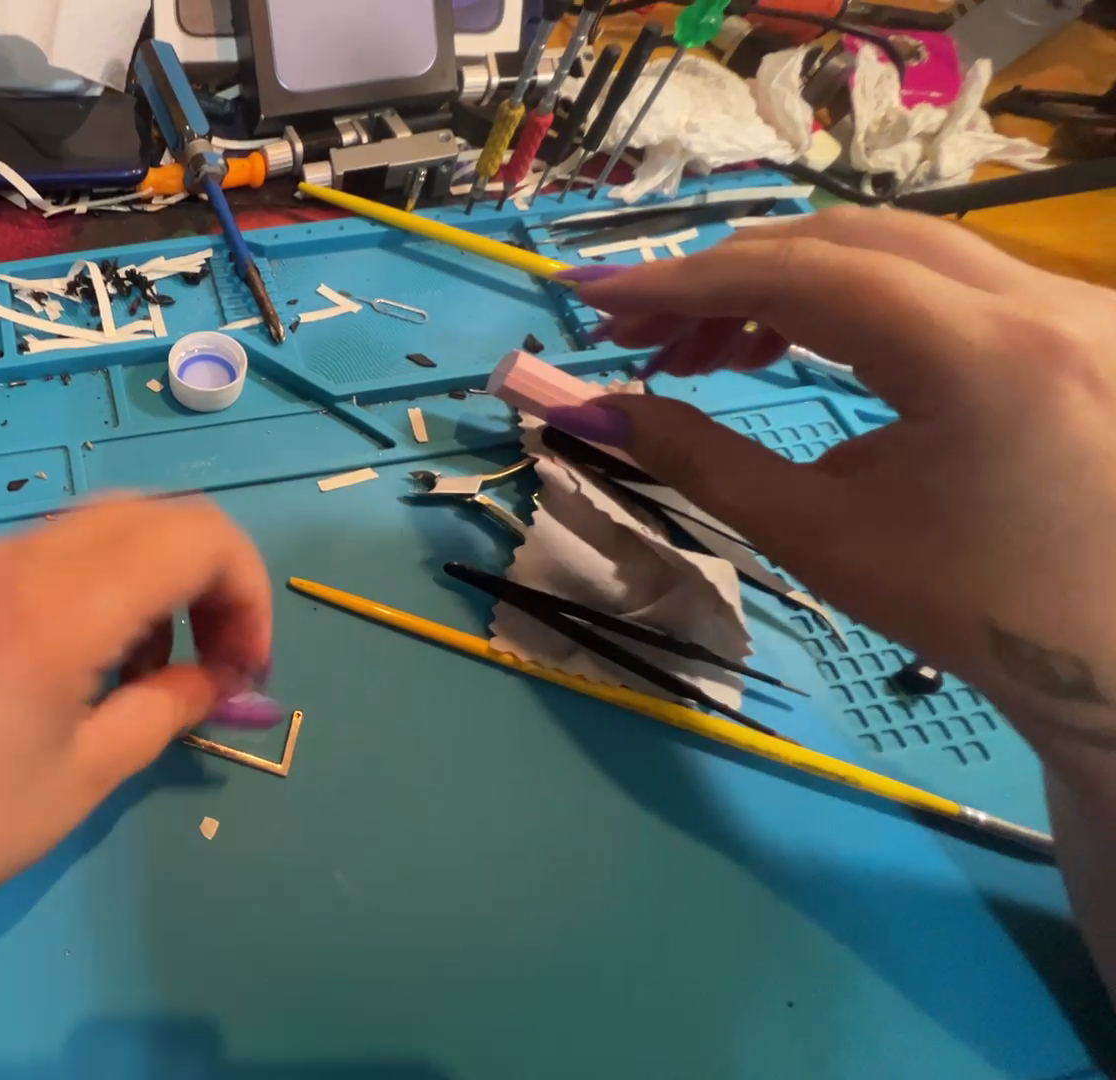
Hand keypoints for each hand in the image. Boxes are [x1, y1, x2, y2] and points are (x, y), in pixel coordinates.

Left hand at [0, 495, 273, 961]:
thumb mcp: (80, 777)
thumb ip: (165, 710)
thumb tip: (220, 682)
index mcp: (63, 599)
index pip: (200, 536)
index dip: (249, 592)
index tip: (245, 669)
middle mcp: (20, 554)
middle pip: (157, 516)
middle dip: (209, 580)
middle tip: (212, 663)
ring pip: (103, 529)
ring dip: (153, 581)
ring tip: (145, 673)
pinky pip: (51, 555)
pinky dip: (99, 587)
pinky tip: (80, 662)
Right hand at [548, 207, 1115, 755]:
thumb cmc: (969, 603)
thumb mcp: (808, 531)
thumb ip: (692, 456)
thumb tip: (595, 411)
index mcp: (985, 358)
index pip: (802, 275)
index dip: (680, 280)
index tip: (592, 297)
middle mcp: (1044, 301)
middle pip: (838, 241)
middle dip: (713, 280)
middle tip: (629, 334)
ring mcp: (1068, 302)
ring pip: (879, 249)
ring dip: (762, 287)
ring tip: (692, 352)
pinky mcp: (1063, 319)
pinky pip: (917, 277)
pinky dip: (819, 299)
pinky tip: (770, 346)